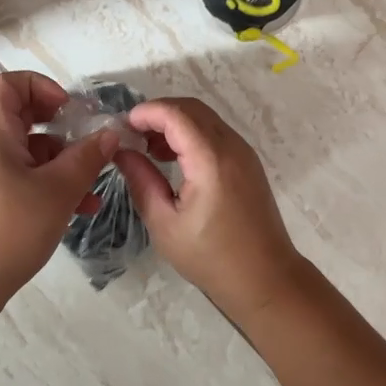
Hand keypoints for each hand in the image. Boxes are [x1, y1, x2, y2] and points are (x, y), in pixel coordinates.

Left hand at [0, 72, 117, 310]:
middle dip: (60, 127)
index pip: (8, 84)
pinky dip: (44, 182)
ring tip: (92, 188)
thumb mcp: (59, 190)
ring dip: (59, 161)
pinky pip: (16, 175)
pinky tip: (76, 209)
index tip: (69, 111)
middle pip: (19, 116)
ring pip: (23, 150)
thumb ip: (88, 157)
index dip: (41, 87)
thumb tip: (109, 134)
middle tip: (87, 142)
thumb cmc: (8, 230)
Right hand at [113, 97, 305, 320]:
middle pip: (192, 109)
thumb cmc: (211, 257)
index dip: (147, 112)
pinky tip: (174, 159)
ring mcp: (244, 153)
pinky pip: (216, 134)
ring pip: (205, 119)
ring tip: (148, 150)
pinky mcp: (248, 163)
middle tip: (132, 135)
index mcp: (211, 160)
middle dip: (159, 114)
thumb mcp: (165, 224)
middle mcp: (232, 147)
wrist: (265, 277)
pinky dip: (192, 135)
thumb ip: (142, 181)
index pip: (176, 114)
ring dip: (176, 124)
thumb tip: (121, 152)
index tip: (123, 125)